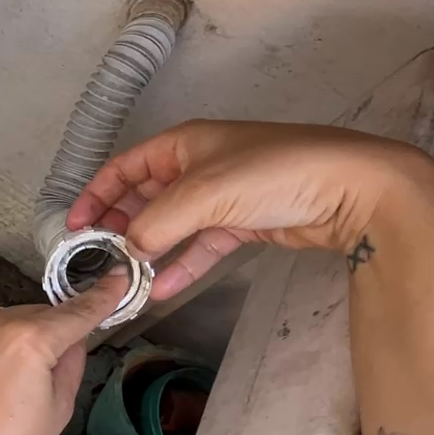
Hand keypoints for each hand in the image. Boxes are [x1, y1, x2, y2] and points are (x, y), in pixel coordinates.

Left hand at [0, 279, 124, 434]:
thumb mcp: (59, 408)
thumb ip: (71, 362)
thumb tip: (71, 339)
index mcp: (31, 339)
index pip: (76, 312)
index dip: (101, 296)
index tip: (120, 277)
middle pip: (36, 316)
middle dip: (49, 333)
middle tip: (46, 373)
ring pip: (2, 323)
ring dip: (15, 339)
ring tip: (7, 384)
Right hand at [66, 120, 433, 297]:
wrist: (357, 189)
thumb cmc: (273, 173)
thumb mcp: (202, 194)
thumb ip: (155, 224)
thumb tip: (128, 252)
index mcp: (181, 144)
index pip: (123, 168)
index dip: (96, 195)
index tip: (76, 228)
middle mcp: (196, 166)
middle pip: (143, 198)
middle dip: (121, 227)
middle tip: (101, 257)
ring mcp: (221, 196)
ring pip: (170, 225)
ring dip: (149, 251)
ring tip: (125, 278)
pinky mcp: (243, 223)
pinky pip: (200, 246)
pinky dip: (182, 266)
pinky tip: (161, 290)